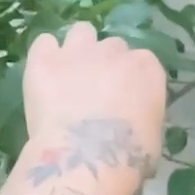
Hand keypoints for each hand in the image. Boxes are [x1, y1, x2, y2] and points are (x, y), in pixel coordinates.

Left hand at [18, 24, 166, 194]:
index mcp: (146, 68)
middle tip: (92, 93)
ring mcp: (78, 51)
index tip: (120, 99)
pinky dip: (44, 56)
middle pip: (111, 47)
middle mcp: (114, 51)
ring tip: (67, 77)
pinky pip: (44, 43)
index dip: (128, 80)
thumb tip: (134, 121)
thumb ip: (143, 115)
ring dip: (77, 49)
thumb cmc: (127, 159)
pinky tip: (43, 76)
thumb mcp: (151, 137)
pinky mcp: (44, 60)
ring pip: (80, 33)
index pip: (140, 62)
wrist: (84, 161)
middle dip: (104, 65)